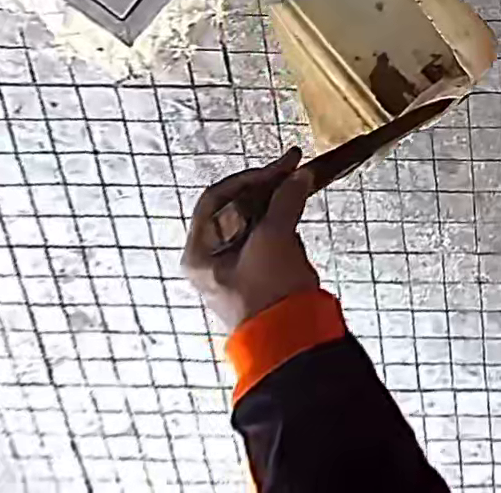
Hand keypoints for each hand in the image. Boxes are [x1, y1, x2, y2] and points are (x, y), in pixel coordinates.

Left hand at [183, 147, 320, 327]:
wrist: (291, 333)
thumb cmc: (270, 290)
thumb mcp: (274, 237)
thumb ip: (285, 200)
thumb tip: (299, 175)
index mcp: (200, 251)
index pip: (217, 197)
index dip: (250, 177)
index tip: (281, 167)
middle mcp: (212, 256)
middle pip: (235, 205)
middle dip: (266, 185)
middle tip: (294, 167)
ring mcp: (235, 263)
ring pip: (252, 216)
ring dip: (276, 198)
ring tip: (299, 185)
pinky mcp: (259, 268)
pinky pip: (266, 231)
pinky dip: (281, 216)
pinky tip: (297, 209)